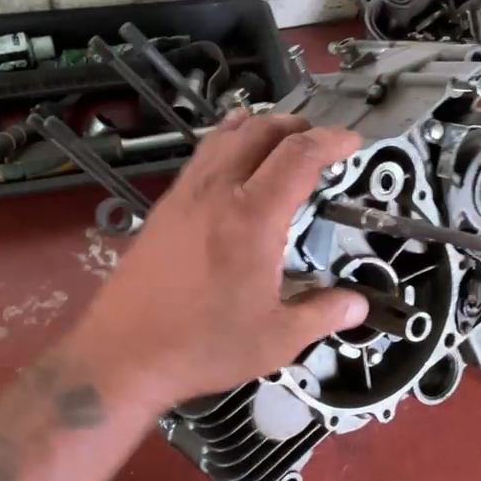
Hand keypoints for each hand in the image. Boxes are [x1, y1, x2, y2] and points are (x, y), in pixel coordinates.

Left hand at [67, 111, 367, 405]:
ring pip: (225, 137)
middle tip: (320, 141)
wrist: (124, 353)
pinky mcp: (164, 209)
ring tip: (279, 139)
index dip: (331, 141)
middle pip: (260, 131)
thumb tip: (357, 305)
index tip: (352, 142)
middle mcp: (218, 193)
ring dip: (259, 128)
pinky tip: (231, 165)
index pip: (299, 157)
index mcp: (253, 218)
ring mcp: (185, 196)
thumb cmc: (203, 346)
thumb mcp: (277, 339)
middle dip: (297, 127)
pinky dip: (226, 144)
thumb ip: (322, 314)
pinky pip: (201, 157)